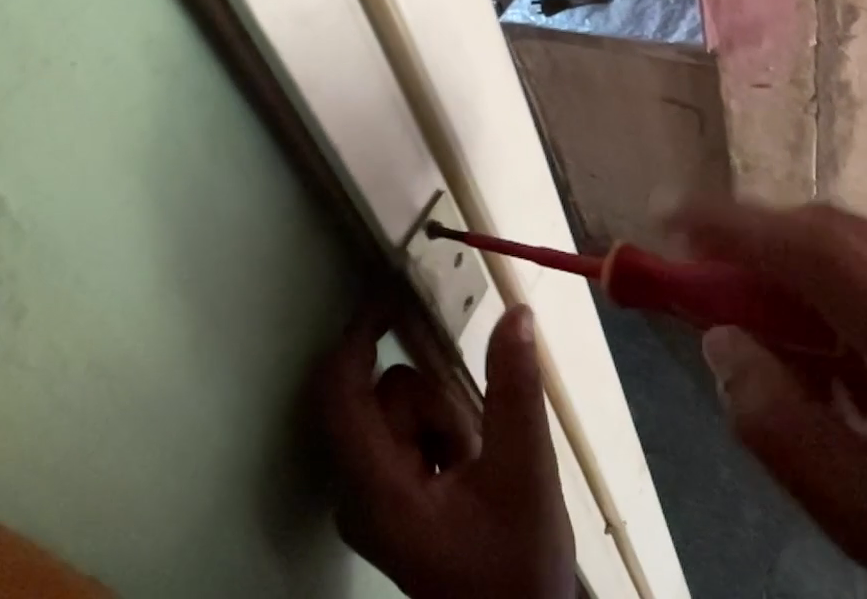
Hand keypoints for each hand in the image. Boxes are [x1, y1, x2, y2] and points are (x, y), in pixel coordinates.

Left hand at [316, 304, 574, 598]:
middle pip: (380, 401)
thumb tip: (515, 315)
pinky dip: (441, 435)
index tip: (390, 300)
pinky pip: (407, 437)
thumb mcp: (525, 473)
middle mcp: (358, 492)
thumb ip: (515, 390)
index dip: (357, 339)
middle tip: (473, 440)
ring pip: (399, 414)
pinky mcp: (390, 500)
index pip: (340, 395)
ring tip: (477, 465)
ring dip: (443, 421)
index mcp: (374, 490)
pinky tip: (470, 470)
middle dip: (433, 404)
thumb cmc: (516, 567)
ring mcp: (372, 499)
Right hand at [675, 202, 866, 598]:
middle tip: (699, 271)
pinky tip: (829, 330)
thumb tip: (723, 339)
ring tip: (760, 313)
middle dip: (754, 240)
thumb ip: (770, 419)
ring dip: (795, 261)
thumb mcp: (857, 510)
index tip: (671, 220)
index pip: (814, 251)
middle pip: (833, 231)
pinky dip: (838, 276)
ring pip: (862, 241)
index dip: (733, 227)